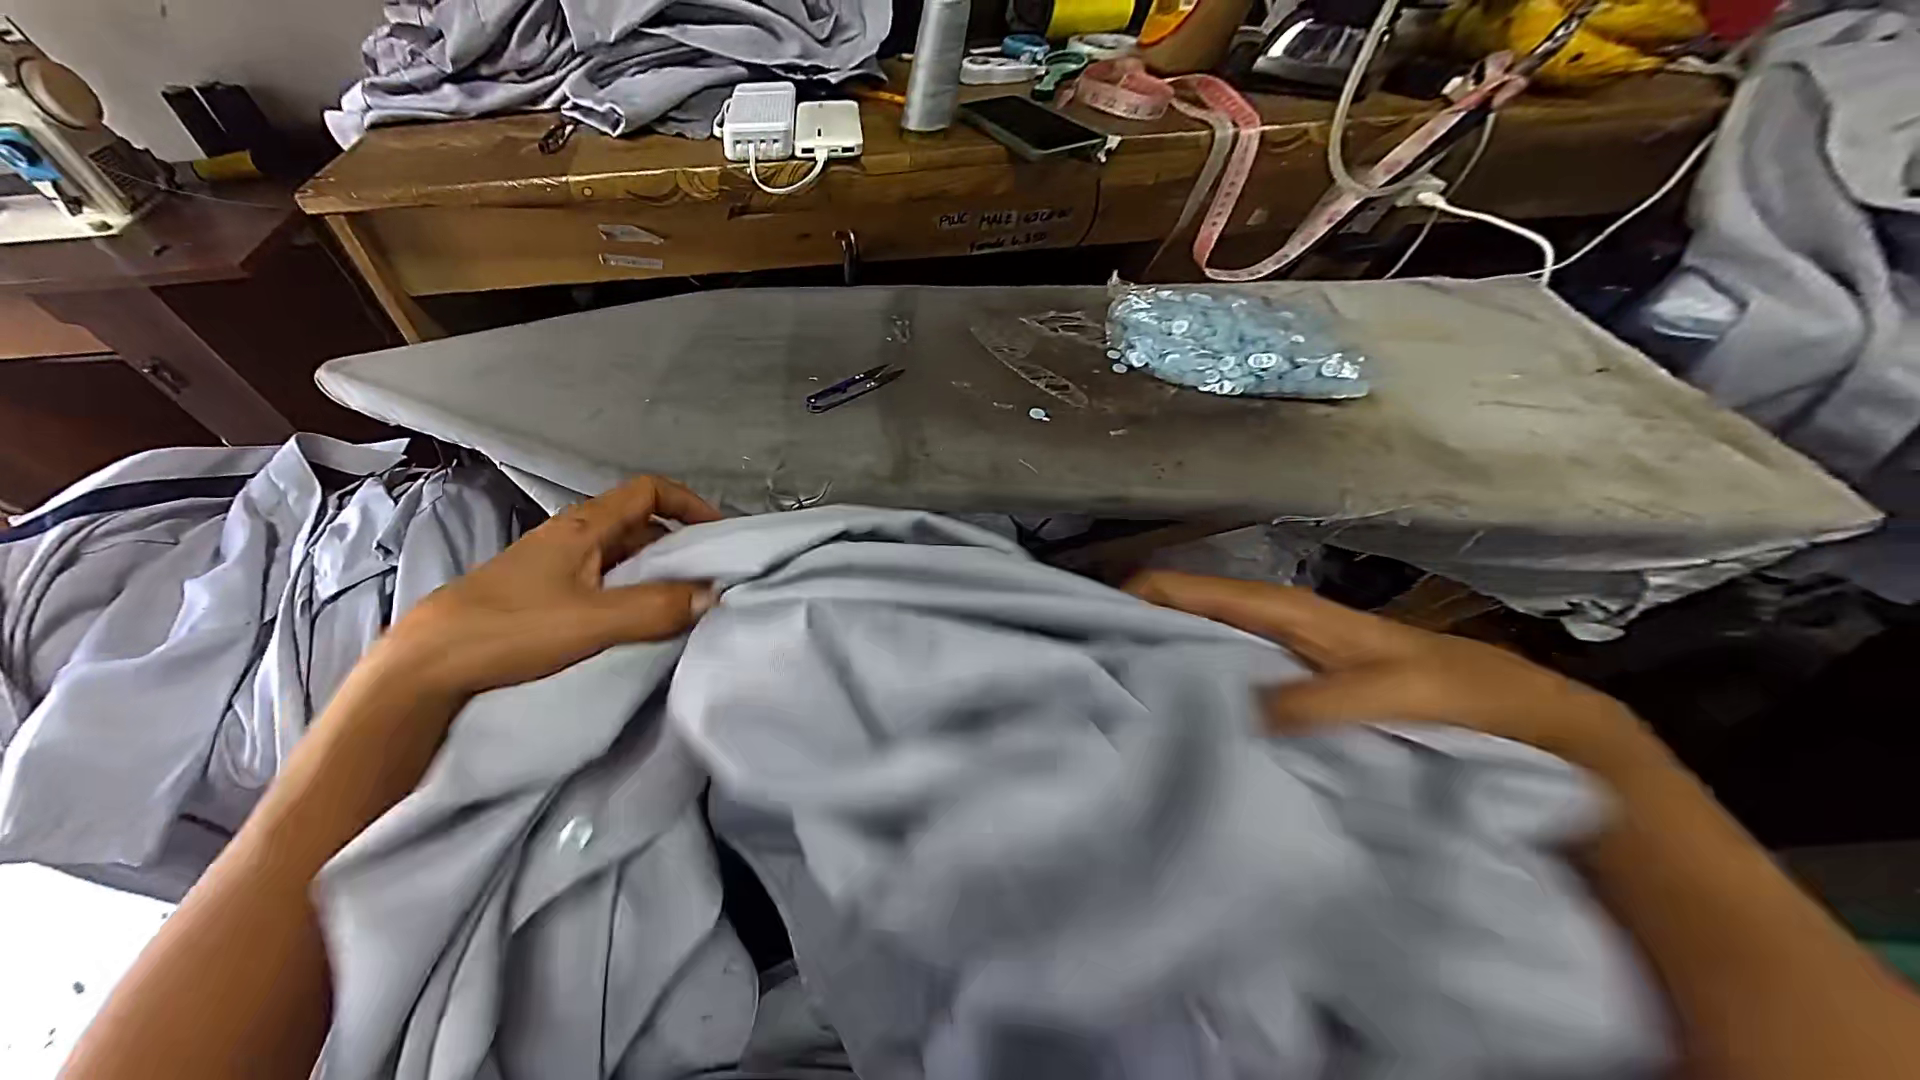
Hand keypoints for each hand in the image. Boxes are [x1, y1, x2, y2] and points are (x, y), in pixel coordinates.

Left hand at [372, 475, 722, 699]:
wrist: (425, 667)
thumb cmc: (511, 628)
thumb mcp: (594, 619)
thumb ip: (658, 607)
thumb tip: (714, 596)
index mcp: (583, 527)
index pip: (648, 491)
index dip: (688, 503)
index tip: (717, 533)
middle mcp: (572, 537)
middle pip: (640, 523)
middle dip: (680, 542)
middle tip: (709, 573)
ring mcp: (555, 565)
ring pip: (623, 554)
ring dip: (657, 569)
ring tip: (683, 599)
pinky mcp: (545, 593)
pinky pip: (605, 578)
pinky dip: (634, 589)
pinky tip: (640, 618)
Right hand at [1126, 571, 1666, 778]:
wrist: (1528, 723)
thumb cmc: (1462, 692)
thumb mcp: (1391, 691)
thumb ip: (1313, 701)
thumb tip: (1226, 717)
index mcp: (1285, 612)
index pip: (1190, 590)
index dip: (1137, 596)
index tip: (1088, 623)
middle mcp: (1271, 631)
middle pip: (1185, 619)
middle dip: (1139, 633)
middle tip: (1092, 671)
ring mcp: (1280, 664)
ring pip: (1203, 654)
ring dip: (1166, 668)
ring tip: (1120, 700)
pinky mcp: (1292, 696)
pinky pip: (1229, 690)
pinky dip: (1200, 700)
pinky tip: (1180, 730)